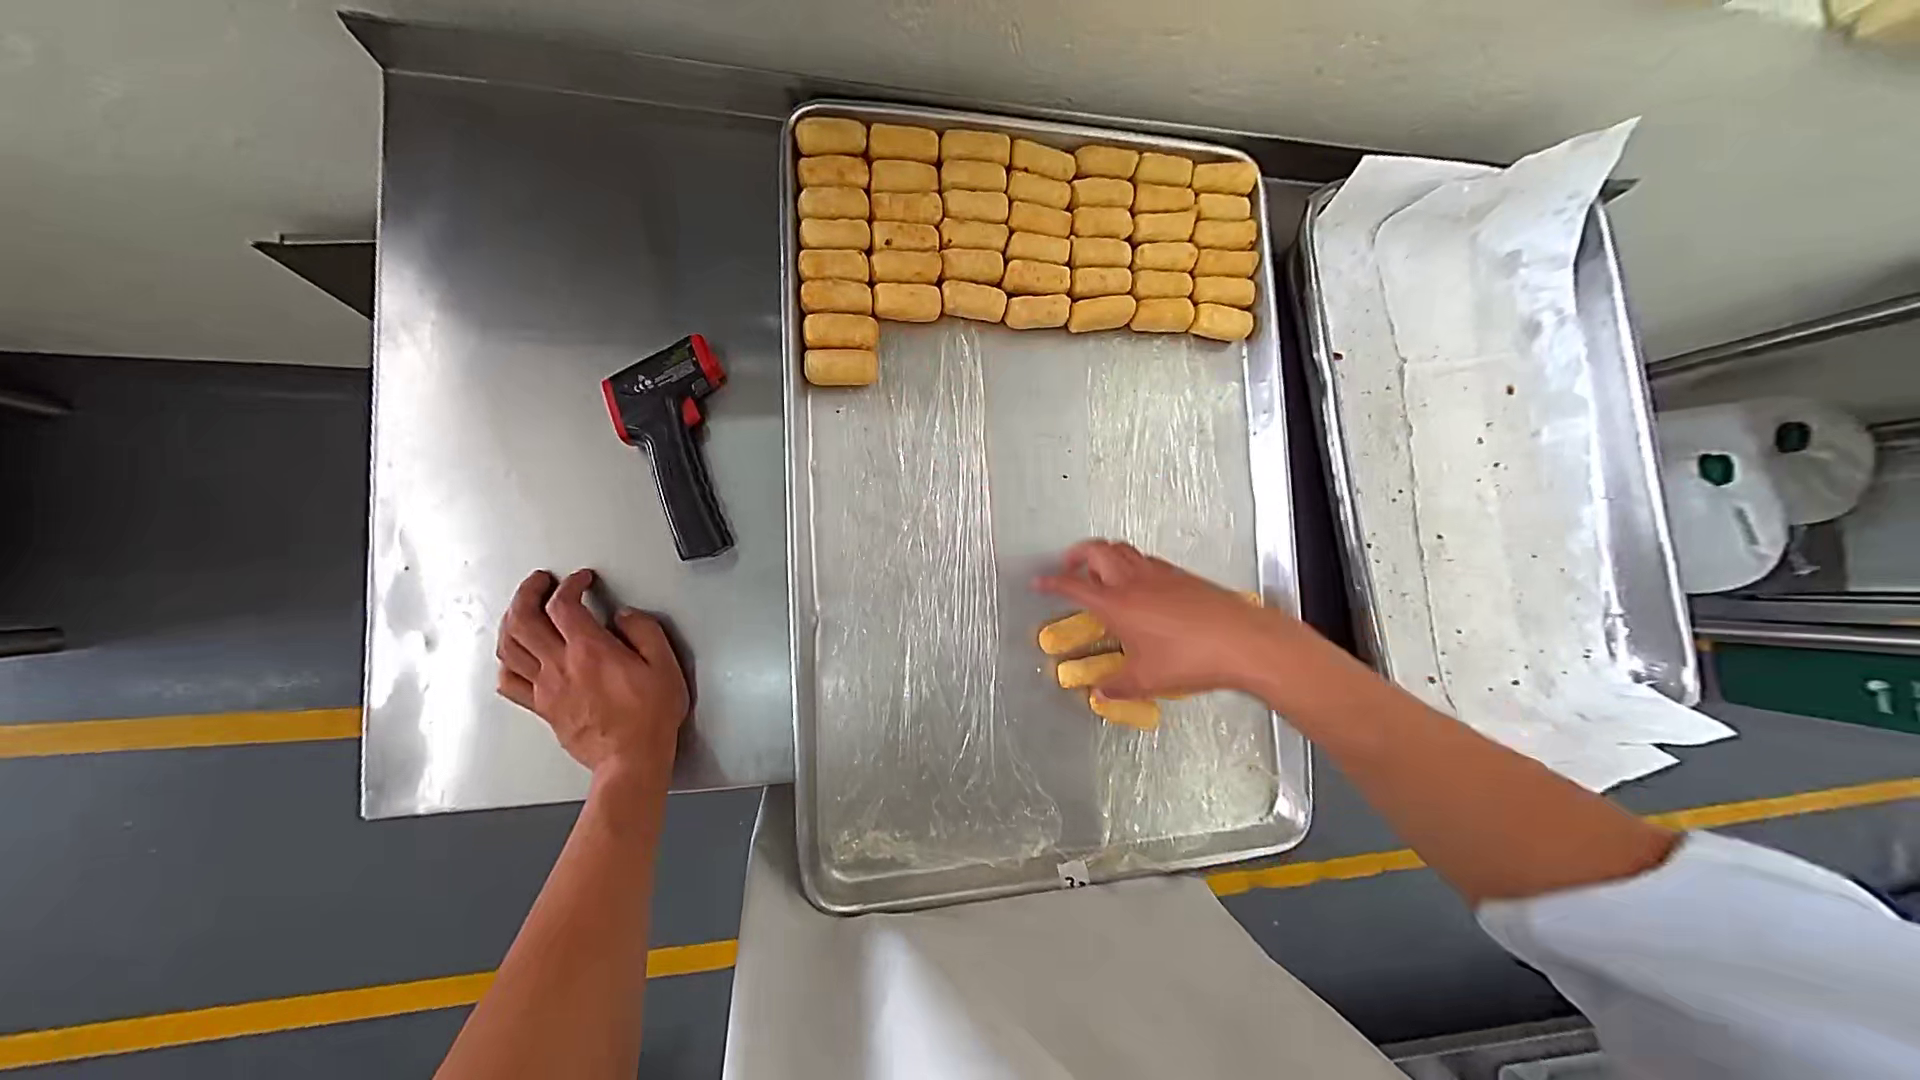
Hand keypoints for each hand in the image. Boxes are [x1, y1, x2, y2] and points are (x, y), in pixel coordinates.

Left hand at [495, 569, 688, 783]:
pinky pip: (509, 681)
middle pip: (523, 619)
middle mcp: (561, 666)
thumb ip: (644, 631)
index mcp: (590, 651)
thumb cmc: (649, 716)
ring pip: (509, 647)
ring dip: (510, 620)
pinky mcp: (543, 708)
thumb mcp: (664, 664)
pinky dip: (506, 661)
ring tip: (522, 609)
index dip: (570, 584)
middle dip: (528, 593)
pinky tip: (514, 655)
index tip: (581, 580)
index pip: (564, 604)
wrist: (631, 757)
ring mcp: (546, 688)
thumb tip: (626, 616)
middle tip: (540, 582)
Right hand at [1033, 539, 1338, 701]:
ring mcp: (1159, 573)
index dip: (1052, 582)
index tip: (1041, 581)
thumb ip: (1118, 686)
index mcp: (1116, 604)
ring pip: (1122, 549)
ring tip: (1099, 568)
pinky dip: (1131, 562)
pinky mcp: (1181, 575)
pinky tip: (1138, 581)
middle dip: (1076, 554)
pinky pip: (1145, 559)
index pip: (1074, 585)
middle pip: (1096, 551)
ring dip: (1104, 553)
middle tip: (1069, 564)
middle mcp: (1134, 581)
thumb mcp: (1147, 679)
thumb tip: (1102, 693)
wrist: (1243, 641)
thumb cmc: (1192, 658)